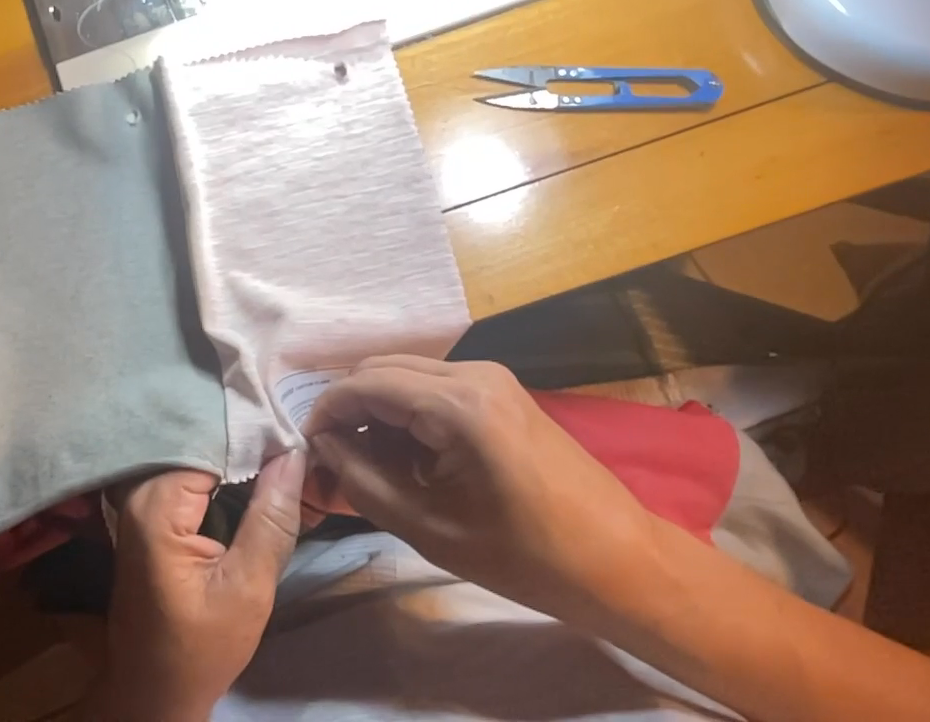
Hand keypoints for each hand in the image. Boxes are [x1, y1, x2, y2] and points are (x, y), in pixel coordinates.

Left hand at [85, 451, 306, 721]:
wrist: (152, 688)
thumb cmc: (199, 648)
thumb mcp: (248, 589)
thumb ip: (270, 519)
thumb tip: (293, 454)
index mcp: (155, 504)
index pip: (208, 441)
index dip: (252, 434)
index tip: (291, 429)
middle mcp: (137, 489)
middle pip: (196, 442)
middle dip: (243, 437)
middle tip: (289, 431)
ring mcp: (137, 498)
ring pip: (193, 454)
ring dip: (233, 453)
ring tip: (277, 444)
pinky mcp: (146, 510)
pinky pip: (186, 473)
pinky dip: (218, 471)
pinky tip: (251, 469)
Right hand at [304, 356, 659, 622]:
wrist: (621, 562)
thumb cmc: (525, 555)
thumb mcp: (429, 527)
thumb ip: (361, 479)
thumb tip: (322, 445)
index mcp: (457, 404)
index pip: (364, 384)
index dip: (326, 411)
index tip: (308, 447)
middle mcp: (471, 373)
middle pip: (380, 369)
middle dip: (348, 409)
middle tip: (333, 457)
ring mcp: (490, 377)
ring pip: (403, 374)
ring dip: (377, 411)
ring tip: (371, 464)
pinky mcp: (500, 390)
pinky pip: (431, 385)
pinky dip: (406, 413)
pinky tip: (409, 457)